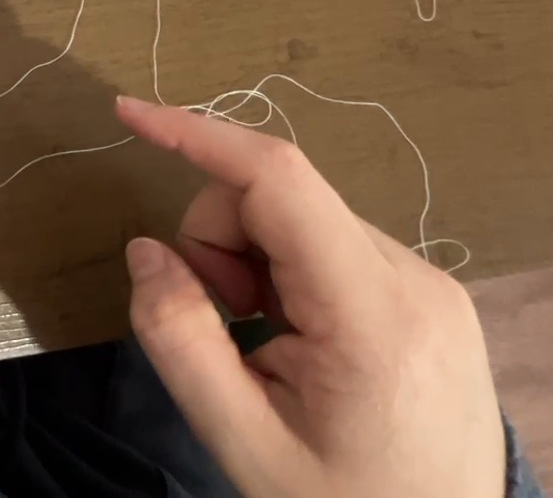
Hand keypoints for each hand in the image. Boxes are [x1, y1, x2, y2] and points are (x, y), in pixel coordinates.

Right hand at [116, 97, 504, 497]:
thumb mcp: (239, 440)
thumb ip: (178, 337)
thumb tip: (146, 249)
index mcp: (375, 312)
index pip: (277, 179)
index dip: (196, 134)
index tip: (127, 113)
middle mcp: (412, 276)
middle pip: (271, 196)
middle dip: (214, 238)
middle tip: (218, 314)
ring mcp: (424, 281)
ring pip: (287, 214)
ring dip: (242, 257)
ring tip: (255, 332)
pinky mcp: (420, 290)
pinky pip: (313, 238)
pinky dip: (272, 268)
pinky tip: (287, 330)